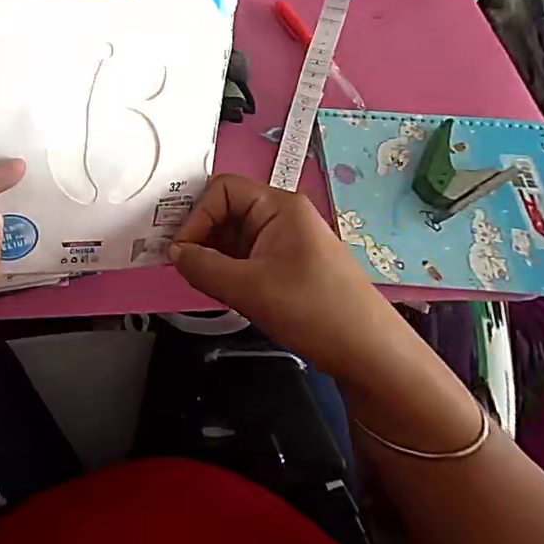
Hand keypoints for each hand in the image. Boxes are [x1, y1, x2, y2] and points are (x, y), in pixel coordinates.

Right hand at [169, 174, 484, 452]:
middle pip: (227, 211)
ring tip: (202, 283)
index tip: (181, 250)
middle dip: (202, 236)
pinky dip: (229, 271)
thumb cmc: (315, 310)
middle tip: (182, 266)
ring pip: (235, 238)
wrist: (369, 353)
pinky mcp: (288, 267)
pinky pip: (247, 258)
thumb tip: (174, 253)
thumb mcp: (250, 289)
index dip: (197, 215)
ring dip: (214, 257)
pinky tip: (223, 292)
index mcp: (279, 206)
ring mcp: (286, 242)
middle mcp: (282, 217)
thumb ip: (204, 268)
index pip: (223, 190)